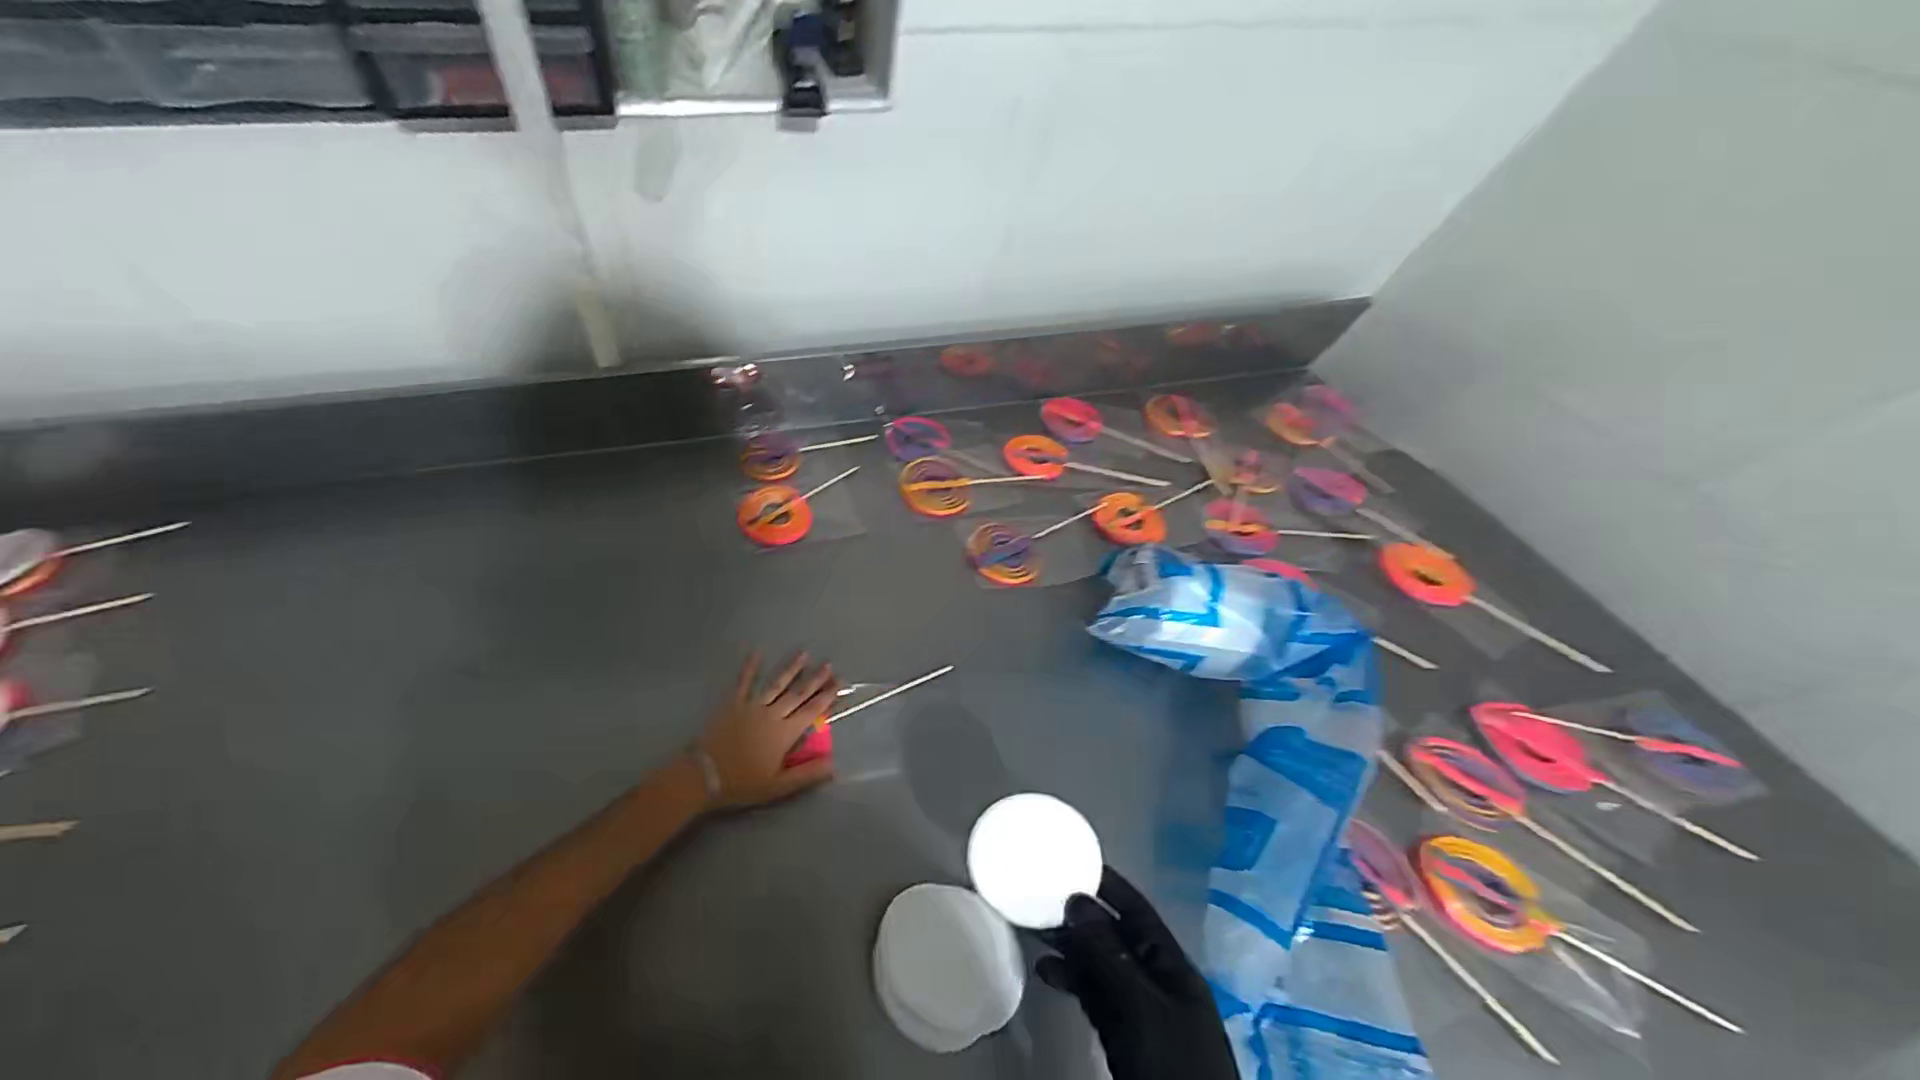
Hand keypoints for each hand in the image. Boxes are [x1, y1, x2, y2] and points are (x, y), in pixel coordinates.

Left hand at [696, 653, 838, 809]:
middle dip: (815, 679)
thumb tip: (834, 764)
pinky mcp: (733, 705)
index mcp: (785, 733)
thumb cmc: (742, 783)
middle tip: (828, 665)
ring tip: (803, 654)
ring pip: (776, 684)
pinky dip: (750, 668)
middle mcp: (772, 715)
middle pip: (797, 694)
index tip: (839, 684)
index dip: (827, 697)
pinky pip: (743, 683)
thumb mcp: (778, 786)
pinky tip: (756, 653)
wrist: (703, 775)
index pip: (812, 711)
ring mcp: (751, 707)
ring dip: (791, 669)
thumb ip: (807, 774)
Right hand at [1037, 867, 1236, 1079]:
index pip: (1137, 911)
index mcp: (1170, 966)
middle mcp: (1154, 981)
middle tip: (1039, 895)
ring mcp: (1138, 1010)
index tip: (1072, 861)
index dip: (1108, 885)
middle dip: (1079, 915)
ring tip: (1033, 930)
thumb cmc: (1173, 1066)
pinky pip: (1093, 996)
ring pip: (1099, 965)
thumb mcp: (1142, 1008)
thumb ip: (1109, 955)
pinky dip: (1071, 981)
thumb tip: (1077, 900)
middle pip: (1113, 935)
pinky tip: (1047, 973)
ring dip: (1069, 947)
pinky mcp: (1122, 1035)